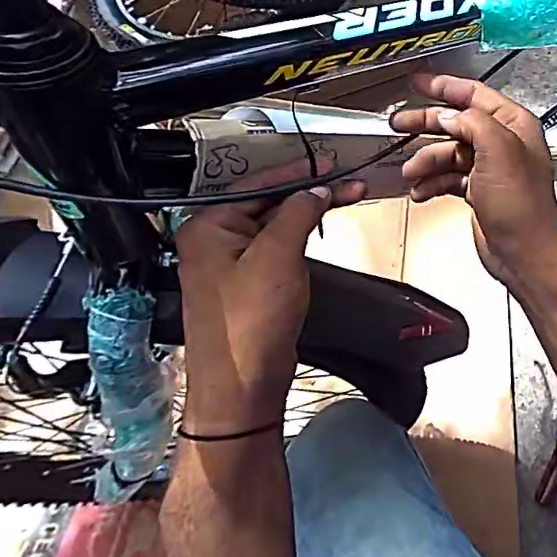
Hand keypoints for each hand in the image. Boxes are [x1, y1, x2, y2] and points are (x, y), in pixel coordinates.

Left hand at [174, 161, 364, 427]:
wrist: (241, 392)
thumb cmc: (250, 322)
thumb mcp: (276, 256)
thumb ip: (297, 213)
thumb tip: (316, 189)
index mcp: (208, 225)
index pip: (256, 185)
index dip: (297, 172)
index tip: (329, 164)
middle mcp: (213, 239)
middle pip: (266, 203)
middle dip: (308, 193)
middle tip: (348, 184)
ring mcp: (229, 263)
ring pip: (274, 225)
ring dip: (307, 213)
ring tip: (345, 198)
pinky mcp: (246, 284)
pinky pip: (275, 248)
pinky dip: (299, 236)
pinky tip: (320, 226)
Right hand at [389, 74, 556, 287]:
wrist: (524, 254)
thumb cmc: (523, 207)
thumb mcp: (499, 151)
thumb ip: (471, 123)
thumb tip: (446, 115)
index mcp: (512, 125)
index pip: (473, 94)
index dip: (443, 86)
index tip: (418, 82)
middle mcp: (501, 142)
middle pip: (453, 122)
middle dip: (424, 124)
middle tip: (398, 123)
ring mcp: (488, 167)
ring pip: (446, 152)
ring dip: (425, 161)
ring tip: (410, 172)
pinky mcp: (477, 190)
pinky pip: (446, 177)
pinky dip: (431, 182)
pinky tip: (421, 191)